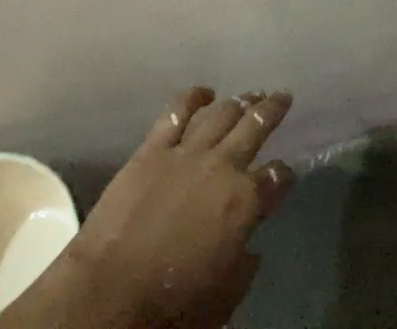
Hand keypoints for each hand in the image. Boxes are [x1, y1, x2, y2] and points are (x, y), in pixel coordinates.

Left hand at [2, 87, 295, 328]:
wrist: (111, 289)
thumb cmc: (174, 302)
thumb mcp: (226, 295)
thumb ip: (244, 264)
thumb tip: (248, 247)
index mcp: (245, 202)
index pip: (277, 176)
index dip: (284, 174)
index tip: (285, 173)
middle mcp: (222, 167)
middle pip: (255, 126)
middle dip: (272, 110)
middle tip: (282, 96)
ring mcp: (186, 153)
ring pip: (220, 113)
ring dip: (239, 101)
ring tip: (249, 94)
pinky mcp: (152, 150)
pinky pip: (176, 112)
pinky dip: (192, 98)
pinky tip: (203, 92)